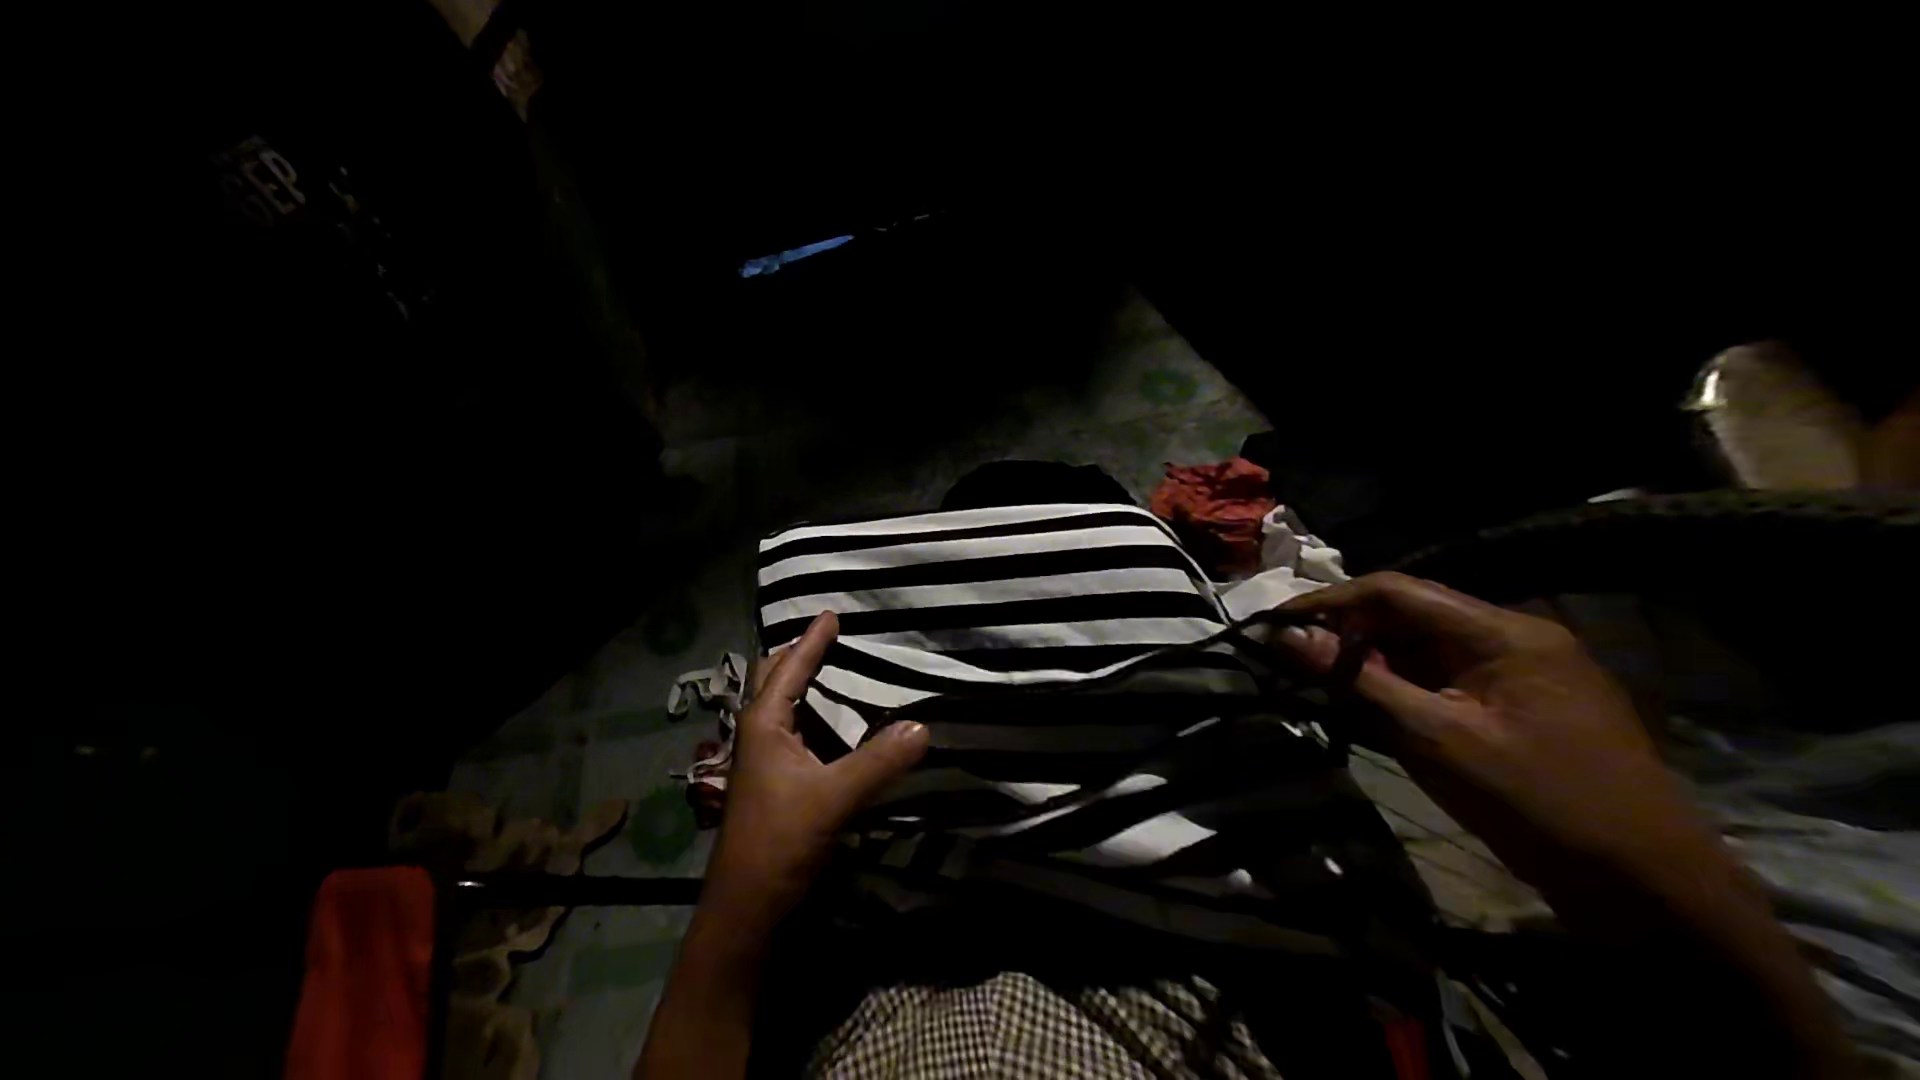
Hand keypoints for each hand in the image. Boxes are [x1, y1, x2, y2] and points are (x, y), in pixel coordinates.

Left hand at [701, 611, 929, 930]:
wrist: (746, 907)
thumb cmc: (780, 841)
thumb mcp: (833, 799)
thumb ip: (878, 762)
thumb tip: (923, 727)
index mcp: (765, 723)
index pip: (790, 667)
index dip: (812, 640)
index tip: (832, 613)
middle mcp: (759, 733)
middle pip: (774, 679)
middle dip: (797, 654)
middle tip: (829, 636)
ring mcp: (764, 758)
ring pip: (782, 705)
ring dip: (803, 682)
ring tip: (835, 666)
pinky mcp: (774, 780)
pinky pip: (795, 729)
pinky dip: (812, 712)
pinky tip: (835, 720)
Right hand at [1277, 573, 1853, 1077]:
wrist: (1652, 893)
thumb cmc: (1538, 804)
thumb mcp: (1434, 739)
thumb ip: (1356, 682)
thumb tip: (1285, 638)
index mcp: (1504, 632)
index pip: (1396, 591)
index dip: (1329, 603)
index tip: (1275, 624)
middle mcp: (1514, 637)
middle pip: (1409, 616)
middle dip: (1348, 635)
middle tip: (1292, 663)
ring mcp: (1522, 671)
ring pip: (1424, 649)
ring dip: (1372, 665)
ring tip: (1323, 690)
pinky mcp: (1521, 704)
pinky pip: (1444, 679)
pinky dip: (1402, 690)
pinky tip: (1373, 712)